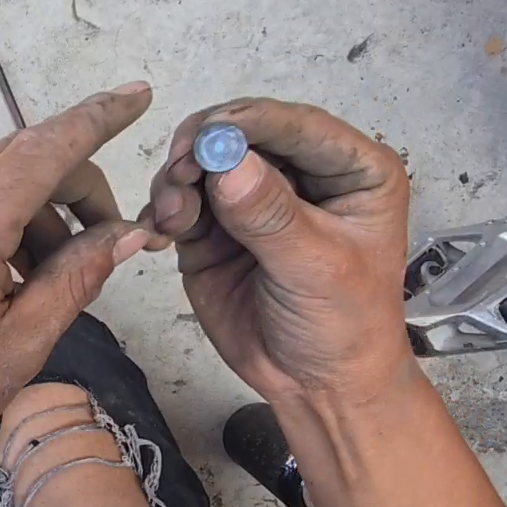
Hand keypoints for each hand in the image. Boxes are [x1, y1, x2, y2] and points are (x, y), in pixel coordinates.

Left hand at [0, 84, 154, 470]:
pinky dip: (8, 222)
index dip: (97, 119)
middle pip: (20, 157)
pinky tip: (20, 273)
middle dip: (76, 182)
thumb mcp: (25, 340)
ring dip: (41, 209)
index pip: (41, 150)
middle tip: (109, 235)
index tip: (139, 97)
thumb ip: (79, 274)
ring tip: (57, 275)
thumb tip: (132, 232)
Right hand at [141, 98, 413, 405]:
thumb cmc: (341, 324)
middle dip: (202, 150)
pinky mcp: (211, 233)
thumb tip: (228, 164)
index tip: (207, 133)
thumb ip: (270, 216)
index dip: (250, 122)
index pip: (297, 127)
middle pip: (240, 138)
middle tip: (176, 172)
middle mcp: (296, 177)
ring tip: (171, 217)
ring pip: (201, 169)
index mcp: (347, 172)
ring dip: (176, 183)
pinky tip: (158, 229)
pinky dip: (162, 211)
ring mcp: (248, 204)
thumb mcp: (315, 268)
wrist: (311, 384)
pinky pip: (179, 206)